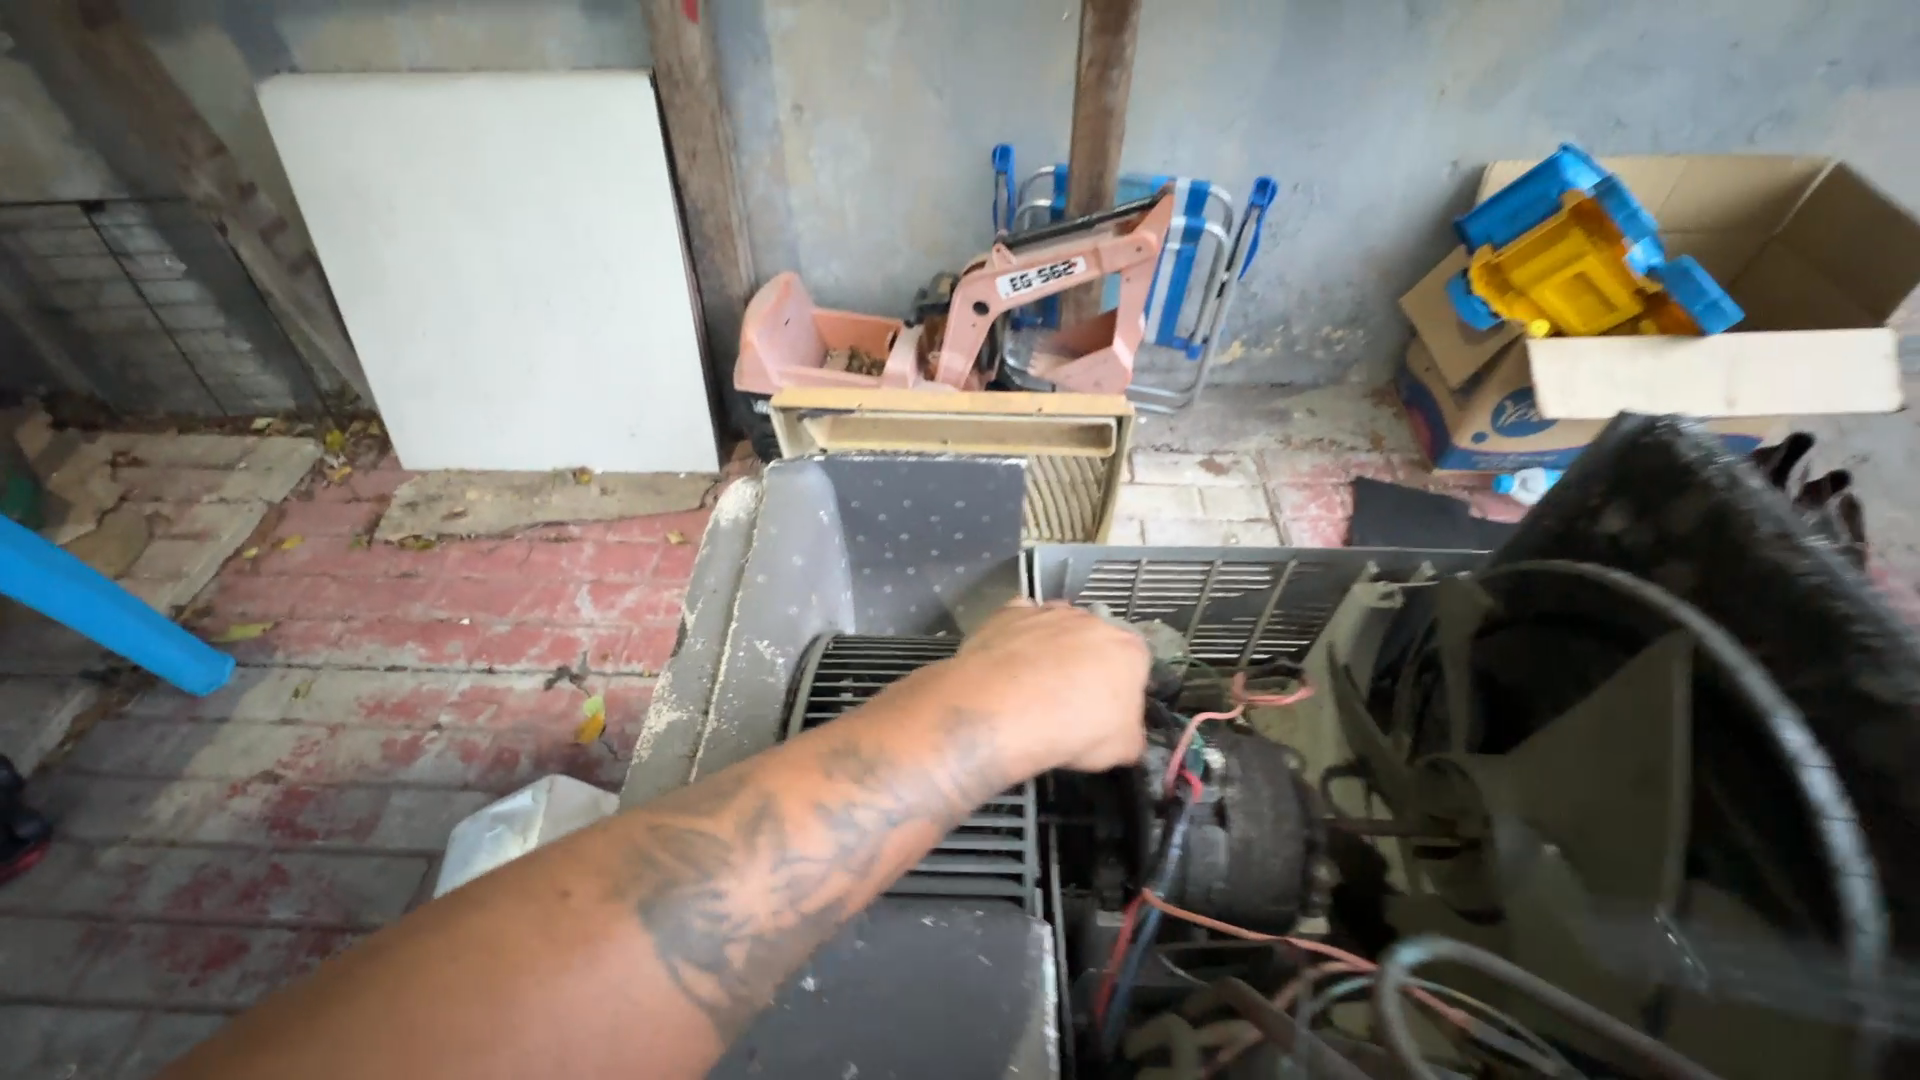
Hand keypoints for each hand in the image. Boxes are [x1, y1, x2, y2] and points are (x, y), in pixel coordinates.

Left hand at [939, 599, 1150, 772]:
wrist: (1004, 712)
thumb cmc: (1075, 729)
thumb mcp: (1123, 749)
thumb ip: (1133, 733)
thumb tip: (1128, 733)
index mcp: (1129, 649)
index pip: (1136, 664)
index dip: (1122, 688)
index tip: (1108, 710)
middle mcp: (1092, 620)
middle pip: (1095, 641)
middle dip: (1087, 664)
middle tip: (1070, 699)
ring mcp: (1048, 612)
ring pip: (1058, 627)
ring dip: (1052, 648)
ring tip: (1034, 684)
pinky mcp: (1008, 613)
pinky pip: (1020, 620)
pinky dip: (1018, 635)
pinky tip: (1009, 659)